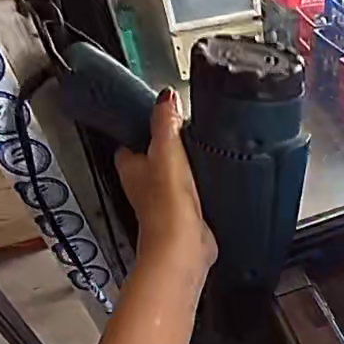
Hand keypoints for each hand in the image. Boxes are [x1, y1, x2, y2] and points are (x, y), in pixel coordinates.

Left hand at [115, 89, 216, 270]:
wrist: (184, 248)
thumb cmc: (166, 207)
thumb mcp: (167, 152)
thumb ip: (166, 122)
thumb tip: (167, 95)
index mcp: (131, 168)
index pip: (129, 141)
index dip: (140, 128)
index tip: (157, 116)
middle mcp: (145, 187)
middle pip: (153, 160)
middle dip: (167, 150)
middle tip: (186, 134)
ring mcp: (166, 204)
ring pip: (173, 179)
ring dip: (185, 171)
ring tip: (203, 156)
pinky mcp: (188, 218)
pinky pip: (193, 198)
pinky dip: (201, 192)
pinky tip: (213, 185)